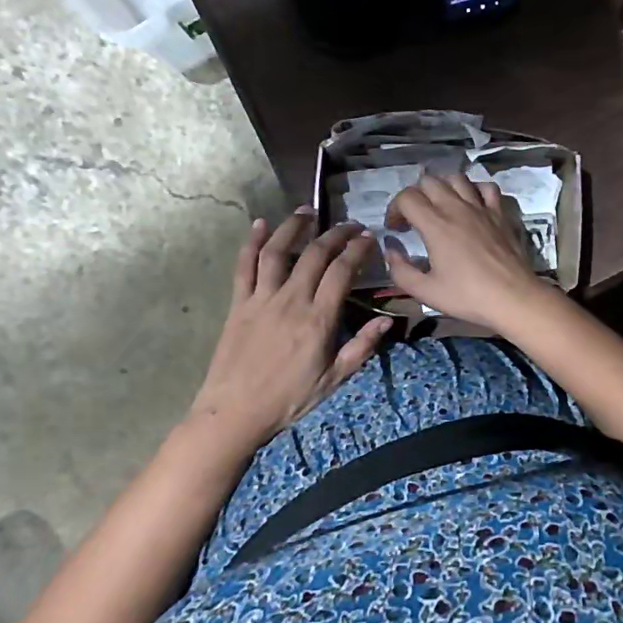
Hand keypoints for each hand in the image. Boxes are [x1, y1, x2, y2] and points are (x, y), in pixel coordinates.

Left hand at [188, 209, 389, 447]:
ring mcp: (262, 298)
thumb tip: (387, 321)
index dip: (357, 250)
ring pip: (279, 251)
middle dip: (336, 234)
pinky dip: (252, 242)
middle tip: (350, 225)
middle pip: (315, 255)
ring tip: (308, 210)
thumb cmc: (288, 399)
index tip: (368, 238)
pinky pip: (244, 266)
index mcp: (318, 319)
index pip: (342, 272)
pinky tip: (260, 224)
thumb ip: (361, 347)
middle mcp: (291, 300)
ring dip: (294, 226)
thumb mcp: (333, 379)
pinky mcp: (238, 303)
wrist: (235, 412)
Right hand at [383, 171, 550, 331]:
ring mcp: (481, 207)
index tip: (396, 229)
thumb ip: (400, 270)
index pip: (406, 197)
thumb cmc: (468, 296)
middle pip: (429, 181)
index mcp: (435, 225)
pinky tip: (470, 202)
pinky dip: (474, 188)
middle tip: (413, 217)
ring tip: (439, 204)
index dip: (394, 209)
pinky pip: (486, 187)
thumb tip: (391, 249)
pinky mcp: (500, 213)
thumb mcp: (425, 292)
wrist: (513, 297)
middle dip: (414, 195)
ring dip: (442, 186)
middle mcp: (456, 208)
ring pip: (456, 178)